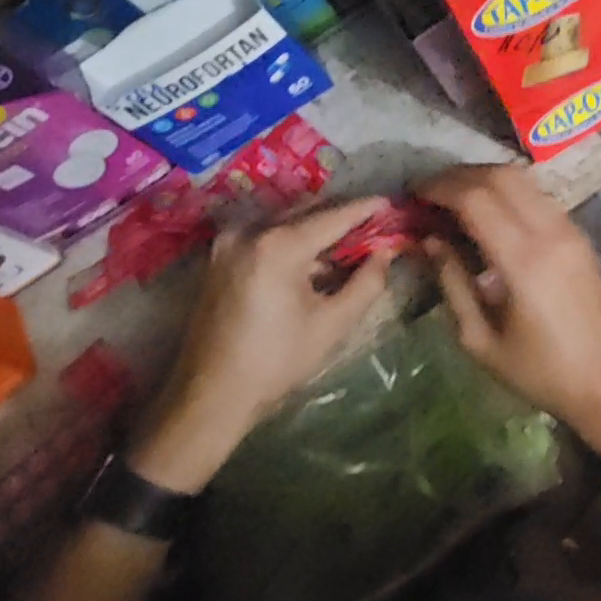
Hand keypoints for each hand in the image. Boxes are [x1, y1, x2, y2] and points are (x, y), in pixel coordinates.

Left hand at [128, 198, 394, 493]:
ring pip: (287, 220)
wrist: (209, 397)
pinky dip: (294, 239)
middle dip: (343, 216)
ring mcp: (230, 241)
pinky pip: (267, 234)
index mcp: (279, 245)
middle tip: (375, 224)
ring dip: (319, 227)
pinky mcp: (220, 256)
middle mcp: (251, 231)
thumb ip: (366, 282)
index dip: (366, 209)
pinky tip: (314, 257)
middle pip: (309, 211)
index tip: (391, 203)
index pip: (334, 216)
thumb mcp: (332, 324)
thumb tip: (387, 252)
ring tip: (350, 241)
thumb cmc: (275, 363)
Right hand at [414, 166, 600, 433]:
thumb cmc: (542, 371)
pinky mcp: (578, 232)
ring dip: (483, 177)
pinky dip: (507, 189)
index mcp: (522, 260)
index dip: (440, 188)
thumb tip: (430, 240)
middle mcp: (548, 231)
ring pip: (522, 178)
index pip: (475, 198)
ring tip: (453, 196)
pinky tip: (488, 210)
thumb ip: (453, 284)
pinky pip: (537, 193)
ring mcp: (568, 227)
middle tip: (429, 191)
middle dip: (458, 176)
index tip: (413, 194)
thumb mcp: (482, 340)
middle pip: (500, 176)